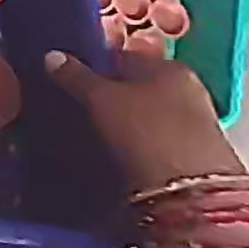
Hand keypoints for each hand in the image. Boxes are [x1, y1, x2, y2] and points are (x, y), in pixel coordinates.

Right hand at [43, 49, 242, 191]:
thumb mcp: (100, 99)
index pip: (124, 56)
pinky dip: (139, 140)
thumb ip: (75, 76)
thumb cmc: (144, 130)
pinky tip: (121, 152)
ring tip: (97, 132)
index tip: (74, 81)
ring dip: (127, 119)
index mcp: (168, 65)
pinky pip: (157, 136)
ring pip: (149, 112)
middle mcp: (189, 88)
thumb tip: (51, 55)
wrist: (191, 192)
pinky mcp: (198, 153)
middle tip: (82, 107)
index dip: (97, 66)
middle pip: (139, 84)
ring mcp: (197, 122)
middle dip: (113, 94)